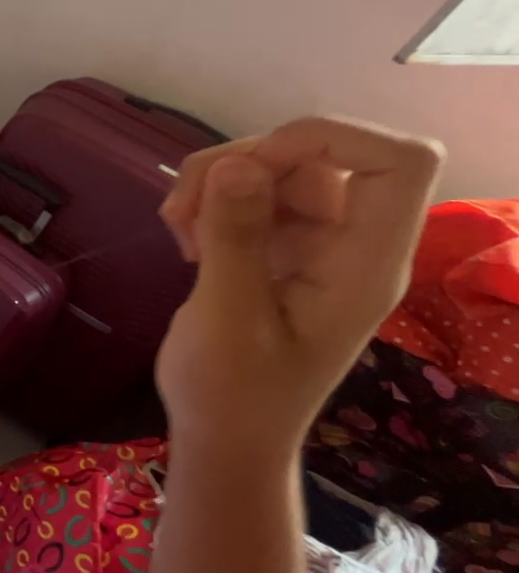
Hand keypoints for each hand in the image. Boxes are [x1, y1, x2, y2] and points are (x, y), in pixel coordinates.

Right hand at [156, 117, 443, 457]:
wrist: (223, 433)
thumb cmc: (232, 388)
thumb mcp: (227, 315)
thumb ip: (235, 237)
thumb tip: (237, 162)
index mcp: (365, 263)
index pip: (396, 162)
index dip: (327, 139)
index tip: (245, 164)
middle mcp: (349, 243)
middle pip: (317, 158)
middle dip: (239, 164)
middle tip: (183, 210)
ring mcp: (311, 246)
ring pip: (273, 171)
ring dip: (213, 183)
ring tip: (176, 229)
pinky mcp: (274, 250)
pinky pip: (246, 197)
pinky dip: (207, 203)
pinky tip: (184, 240)